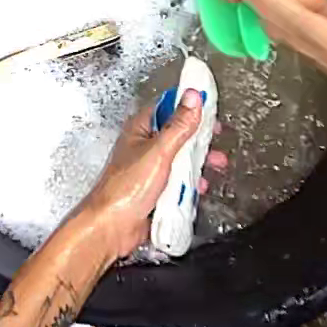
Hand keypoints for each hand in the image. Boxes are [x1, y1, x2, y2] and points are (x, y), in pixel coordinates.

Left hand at [68, 88, 222, 261]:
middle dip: (198, 137)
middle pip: (176, 133)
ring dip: (197, 161)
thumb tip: (192, 97)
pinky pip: (176, 182)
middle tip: (215, 138)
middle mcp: (144, 145)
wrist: (111, 229)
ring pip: (178, 158)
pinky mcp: (153, 190)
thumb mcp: (159, 152)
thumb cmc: (125, 188)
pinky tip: (198, 188)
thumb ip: (178, 125)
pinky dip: (189, 183)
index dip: (188, 104)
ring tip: (215, 164)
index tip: (208, 104)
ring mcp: (148, 168)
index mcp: (141, 128)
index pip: (168, 105)